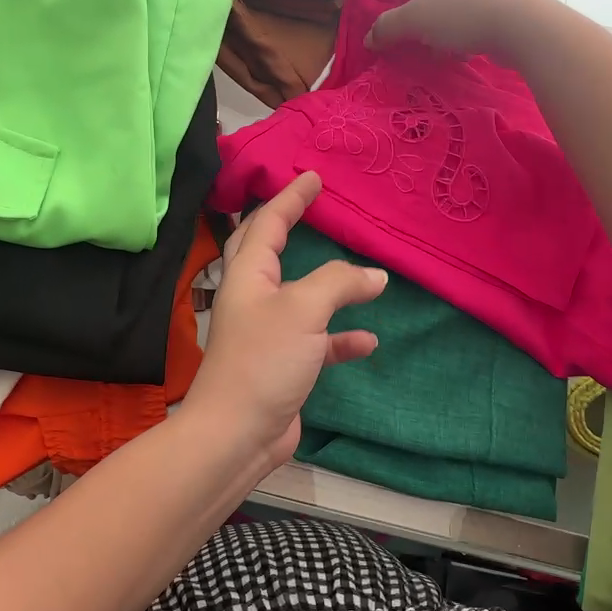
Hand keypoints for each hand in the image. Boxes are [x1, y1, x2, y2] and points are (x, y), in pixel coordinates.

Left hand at [184, 172, 387, 466]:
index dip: (290, 199)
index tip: (312, 177)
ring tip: (362, 274)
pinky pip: (318, 342)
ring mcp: (268, 332)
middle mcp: (254, 297)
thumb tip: (374, 275)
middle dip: (290, 226)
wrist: (237, 433)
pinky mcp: (283, 365)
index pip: (268, 223)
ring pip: (301, 297)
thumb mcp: (303, 309)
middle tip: (313, 207)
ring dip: (330, 286)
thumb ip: (339, 283)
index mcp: (248, 274)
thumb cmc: (263, 360)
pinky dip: (341, 338)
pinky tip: (369, 341)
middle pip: (270, 251)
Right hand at [366, 0, 554, 56]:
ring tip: (423, 29)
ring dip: (435, 2)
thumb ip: (388, 27)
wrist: (526, 28)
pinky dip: (455, 19)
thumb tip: (370, 37)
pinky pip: (471, 3)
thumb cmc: (465, 10)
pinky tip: (449, 46)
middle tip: (402, 1)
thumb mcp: (416, 20)